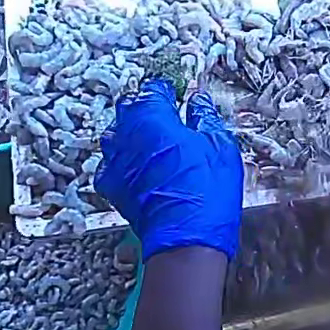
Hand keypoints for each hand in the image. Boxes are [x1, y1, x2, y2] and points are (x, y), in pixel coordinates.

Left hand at [95, 80, 242, 260]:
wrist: (186, 238)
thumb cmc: (205, 190)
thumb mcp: (218, 145)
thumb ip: (205, 118)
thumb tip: (199, 103)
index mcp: (150, 116)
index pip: (153, 90)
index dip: (166, 90)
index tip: (177, 93)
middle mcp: (125, 135)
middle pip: (128, 110)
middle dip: (145, 109)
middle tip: (166, 114)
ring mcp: (114, 162)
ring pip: (116, 137)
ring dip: (132, 135)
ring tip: (152, 141)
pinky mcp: (112, 188)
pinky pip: (111, 166)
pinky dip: (123, 163)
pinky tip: (139, 168)